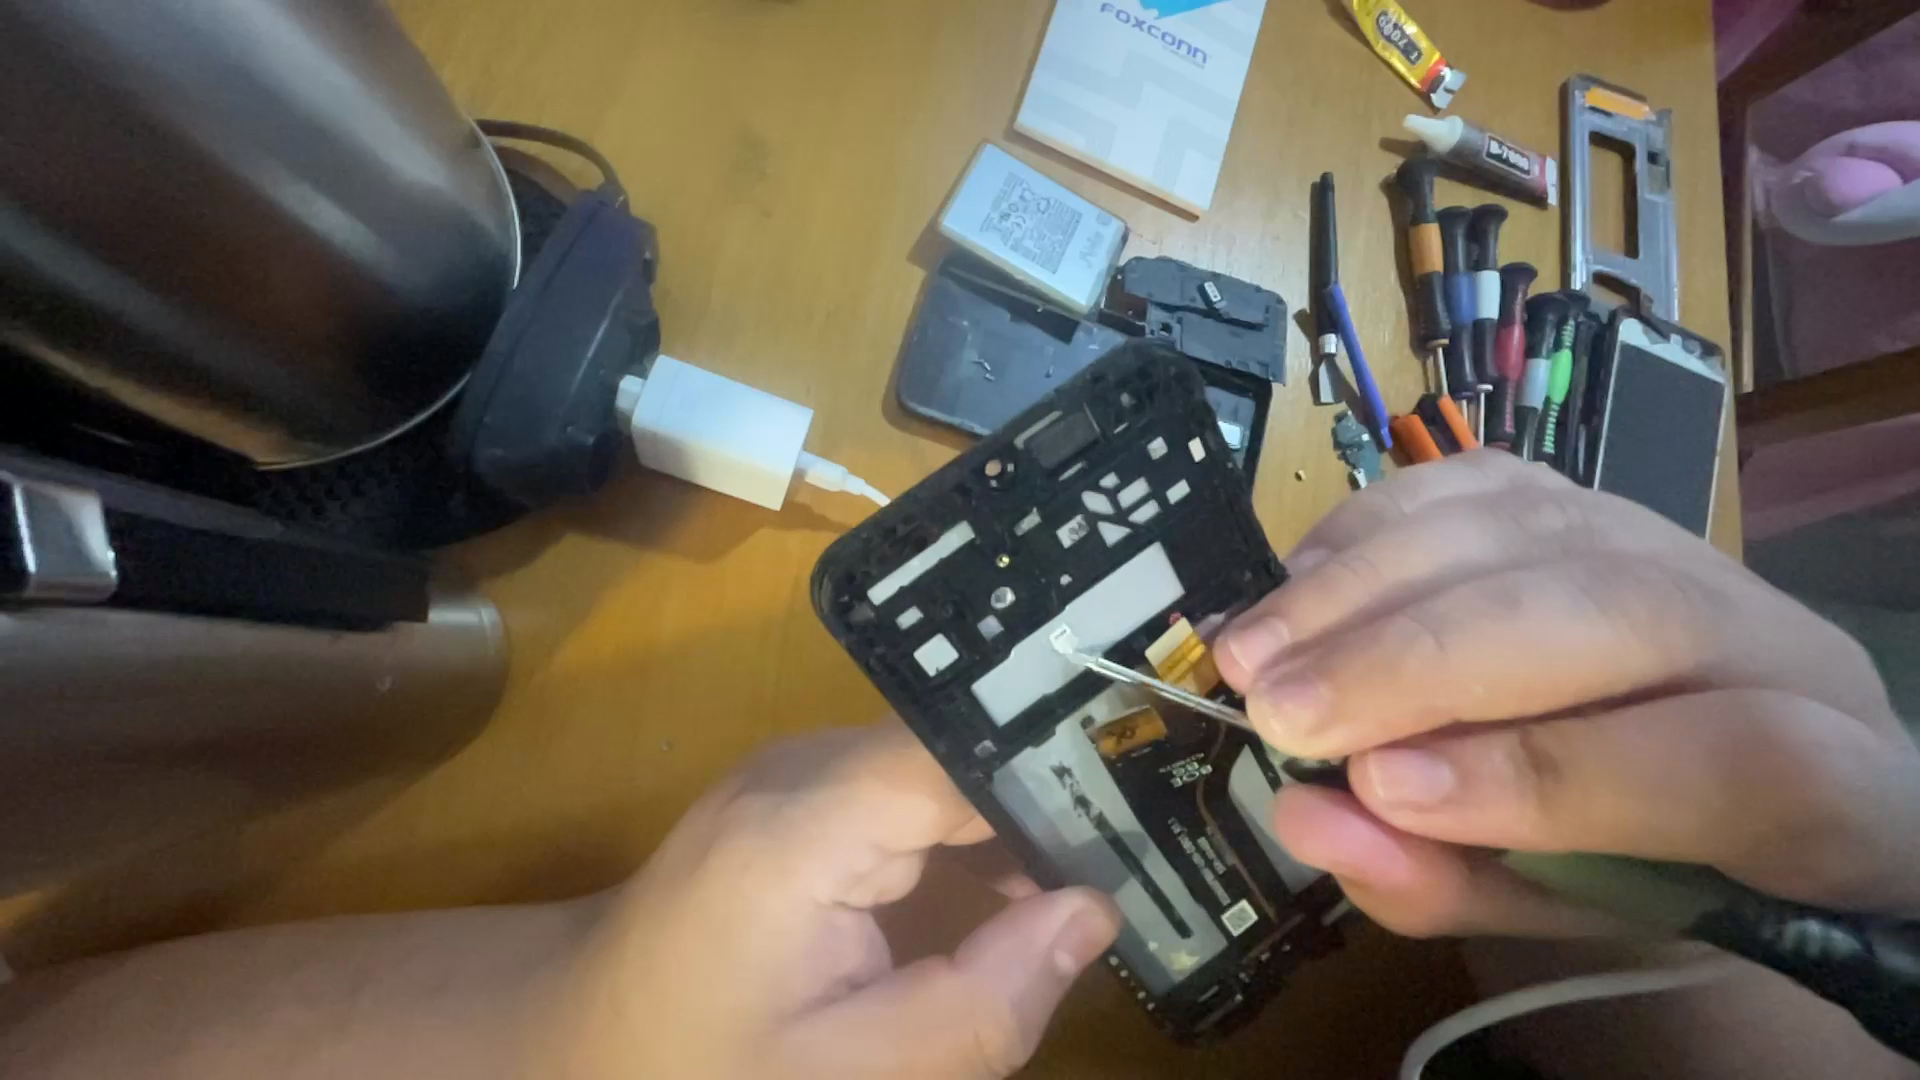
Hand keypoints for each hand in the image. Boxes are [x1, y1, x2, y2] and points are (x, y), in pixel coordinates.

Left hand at [551, 720, 1119, 1079]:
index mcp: (807, 821)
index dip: (1050, 784)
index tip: (1133, 828)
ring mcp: (800, 768)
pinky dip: (960, 830)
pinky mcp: (802, 788)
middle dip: (1042, 805)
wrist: (569, 1043)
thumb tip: (1093, 913)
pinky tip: (1001, 883)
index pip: (958, 757)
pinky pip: (907, 787)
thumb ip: (978, 1006)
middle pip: (955, 753)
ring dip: (1006, 821)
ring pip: (939, 766)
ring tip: (1086, 872)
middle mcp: (807, 764)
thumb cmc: (694, 1073)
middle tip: (1132, 858)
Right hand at [1214, 451, 1919, 938]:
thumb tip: (1307, 817)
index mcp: (1835, 788)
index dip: (1545, 775)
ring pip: (1505, 528)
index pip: (1732, 760)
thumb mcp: (1535, 908)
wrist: (1645, 741)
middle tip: (1278, 713)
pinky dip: (1351, 534)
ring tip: (1250, 655)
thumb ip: (1433, 880)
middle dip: (1411, 662)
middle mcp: (1757, 631)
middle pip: (1597, 612)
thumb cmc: (1607, 854)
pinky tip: (1288, 590)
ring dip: (1350, 591)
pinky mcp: (1551, 491)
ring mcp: (1647, 536)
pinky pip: (1448, 484)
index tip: (1378, 785)